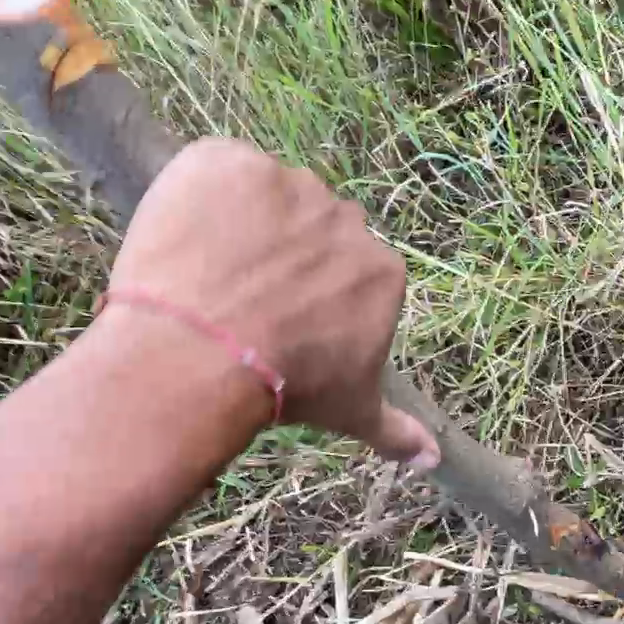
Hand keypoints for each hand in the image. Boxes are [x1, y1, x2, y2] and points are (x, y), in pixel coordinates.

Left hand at [103, 138, 438, 466]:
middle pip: (314, 226)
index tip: (287, 311)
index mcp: (384, 270)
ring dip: (244, 220)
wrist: (203, 356)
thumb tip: (434, 460)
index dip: (314, 288)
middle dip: (286, 251)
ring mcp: (290, 185)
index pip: (349, 265)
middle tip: (246, 291)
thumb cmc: (289, 385)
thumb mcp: (351, 410)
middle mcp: (348, 219)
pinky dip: (201, 192)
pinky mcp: (230, 162)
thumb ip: (396, 430)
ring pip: (268, 196)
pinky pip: (218, 167)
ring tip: (209, 267)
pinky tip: (188, 236)